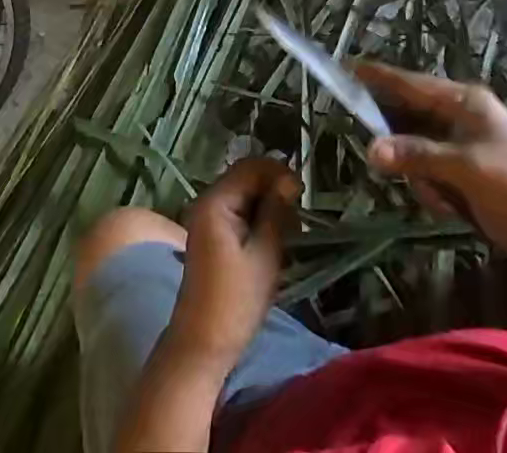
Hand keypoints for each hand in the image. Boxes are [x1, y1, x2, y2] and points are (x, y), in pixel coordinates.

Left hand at [166, 157, 300, 367]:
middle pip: (245, 178)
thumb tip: (289, 179)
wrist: (203, 338)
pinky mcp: (211, 232)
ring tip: (290, 231)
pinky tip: (274, 238)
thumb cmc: (237, 299)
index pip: (249, 167)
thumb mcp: (265, 254)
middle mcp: (206, 201)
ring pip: (243, 195)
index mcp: (215, 201)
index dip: (278, 173)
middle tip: (298, 217)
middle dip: (274, 189)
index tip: (303, 194)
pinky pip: (237, 211)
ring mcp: (206, 216)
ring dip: (267, 205)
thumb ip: (276, 213)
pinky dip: (257, 218)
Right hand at [359, 63, 506, 262]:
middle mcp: (463, 117)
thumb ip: (415, 155)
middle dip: (400, 146)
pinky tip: (453, 209)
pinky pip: (430, 172)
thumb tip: (368, 149)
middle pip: (407, 118)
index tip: (345, 66)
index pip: (409, 83)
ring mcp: (466, 145)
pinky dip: (434, 190)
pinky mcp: (469, 172)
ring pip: (414, 150)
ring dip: (421, 177)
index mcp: (465, 103)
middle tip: (388, 164)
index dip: (377, 76)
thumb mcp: (465, 169)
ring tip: (444, 200)